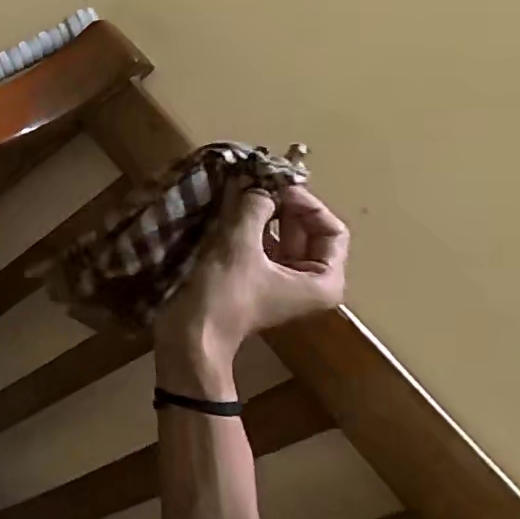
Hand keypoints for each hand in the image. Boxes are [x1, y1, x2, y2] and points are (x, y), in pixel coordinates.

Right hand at [157, 182, 349, 364]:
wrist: (189, 335)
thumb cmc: (223, 295)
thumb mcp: (239, 247)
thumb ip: (253, 209)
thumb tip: (256, 183)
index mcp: (323, 279)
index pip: (330, 229)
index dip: (305, 204)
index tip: (273, 186)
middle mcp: (307, 281)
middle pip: (303, 231)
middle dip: (279, 206)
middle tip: (252, 183)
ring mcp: (278, 282)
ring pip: (277, 237)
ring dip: (258, 214)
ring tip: (235, 192)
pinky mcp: (251, 281)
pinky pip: (257, 247)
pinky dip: (244, 228)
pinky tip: (225, 211)